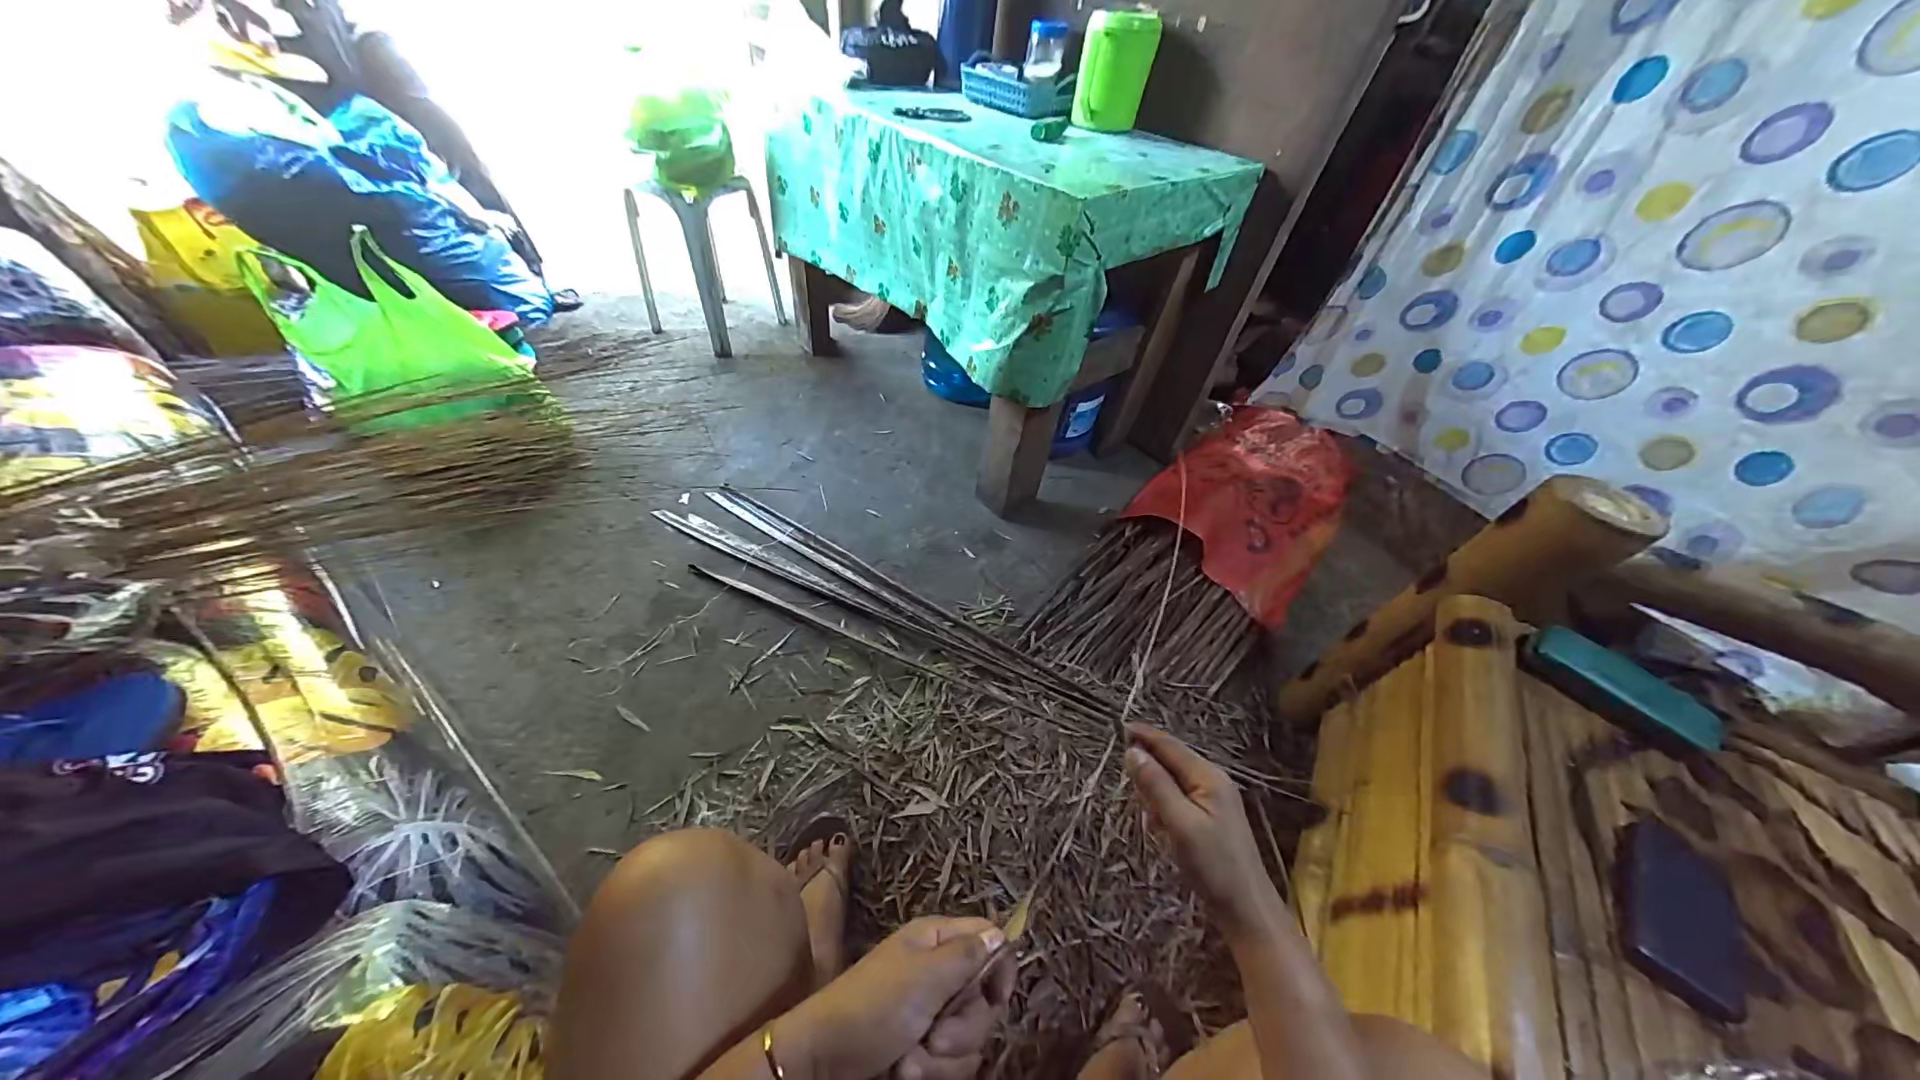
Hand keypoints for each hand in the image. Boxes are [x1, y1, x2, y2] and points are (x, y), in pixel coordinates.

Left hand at [892, 937, 1015, 1079]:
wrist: (831, 1056)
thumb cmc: (879, 1006)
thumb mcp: (925, 974)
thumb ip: (967, 953)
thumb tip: (998, 935)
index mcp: (938, 941)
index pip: (989, 939)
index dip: (1001, 967)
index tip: (997, 998)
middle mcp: (940, 971)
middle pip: (984, 997)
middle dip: (963, 1028)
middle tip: (935, 1037)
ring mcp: (933, 1010)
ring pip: (971, 1035)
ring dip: (943, 1057)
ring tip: (910, 1061)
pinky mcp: (926, 1044)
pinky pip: (954, 1059)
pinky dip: (933, 1069)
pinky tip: (904, 1070)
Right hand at [1124, 723, 1278, 933]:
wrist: (1247, 911)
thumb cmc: (1213, 866)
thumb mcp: (1179, 823)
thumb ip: (1156, 786)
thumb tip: (1133, 751)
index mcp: (1208, 777)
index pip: (1170, 746)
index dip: (1145, 736)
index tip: (1119, 727)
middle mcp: (1213, 782)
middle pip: (1172, 760)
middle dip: (1148, 764)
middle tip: (1124, 773)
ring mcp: (1215, 801)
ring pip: (1174, 781)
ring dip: (1155, 789)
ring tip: (1143, 809)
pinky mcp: (1211, 820)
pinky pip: (1179, 799)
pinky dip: (1164, 806)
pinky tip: (1159, 826)